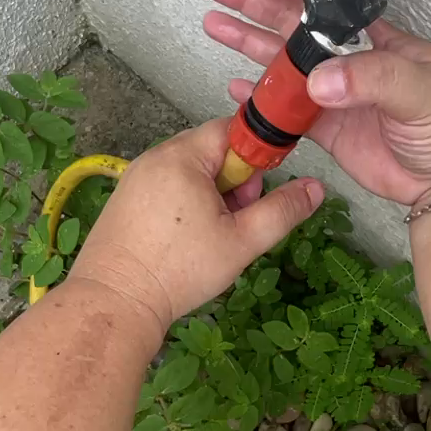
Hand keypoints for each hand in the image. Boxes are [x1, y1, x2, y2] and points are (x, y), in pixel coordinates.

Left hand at [67, 118, 324, 330]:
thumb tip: (316, 188)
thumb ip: (282, 211)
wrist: (115, 302)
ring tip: (214, 234)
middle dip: (234, 179)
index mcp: (182, 157)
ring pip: (189, 171)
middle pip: (209, 150)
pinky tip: (188, 240)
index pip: (230, 128)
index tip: (261, 190)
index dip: (255, 154)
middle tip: (238, 218)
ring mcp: (135, 178)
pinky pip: (167, 187)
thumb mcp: (242, 241)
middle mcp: (154, 157)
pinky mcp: (125, 200)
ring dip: (212, 194)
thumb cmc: (179, 269)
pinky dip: (186, 204)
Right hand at [199, 0, 430, 206]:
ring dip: (246, 41)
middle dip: (249, 0)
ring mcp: (333, 93)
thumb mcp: (421, 88)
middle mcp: (346, 58)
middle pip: (287, 22)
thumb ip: (371, 78)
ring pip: (280, 62)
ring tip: (213, 23)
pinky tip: (236, 88)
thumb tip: (318, 81)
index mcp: (368, 36)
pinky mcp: (326, 129)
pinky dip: (259, 99)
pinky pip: (284, 110)